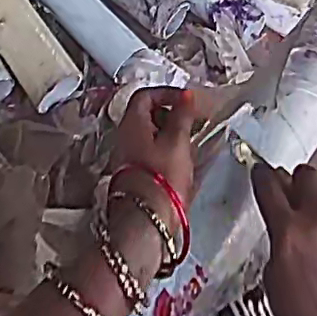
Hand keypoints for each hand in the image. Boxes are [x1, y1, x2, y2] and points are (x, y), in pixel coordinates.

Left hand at [111, 87, 196, 217]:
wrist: (145, 222)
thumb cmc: (161, 176)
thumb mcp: (177, 140)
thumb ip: (182, 114)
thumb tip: (185, 95)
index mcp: (132, 122)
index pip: (146, 95)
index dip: (167, 93)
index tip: (187, 101)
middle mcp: (125, 136)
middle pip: (147, 114)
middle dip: (171, 113)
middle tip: (191, 120)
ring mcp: (128, 157)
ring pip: (150, 135)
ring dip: (170, 133)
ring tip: (191, 141)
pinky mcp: (135, 175)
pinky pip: (151, 152)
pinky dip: (167, 150)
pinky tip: (183, 161)